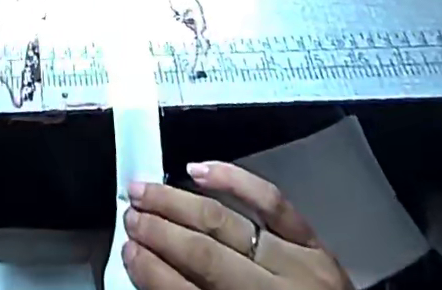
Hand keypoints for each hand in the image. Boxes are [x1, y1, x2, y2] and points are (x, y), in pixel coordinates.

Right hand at [123, 162, 353, 289]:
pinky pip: (272, 202)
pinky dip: (232, 178)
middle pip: (207, 254)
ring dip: (176, 202)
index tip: (125, 250)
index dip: (153, 272)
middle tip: (129, 216)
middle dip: (159, 231)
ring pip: (226, 221)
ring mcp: (303, 267)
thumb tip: (143, 265)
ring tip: (142, 191)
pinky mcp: (316, 245)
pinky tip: (195, 169)